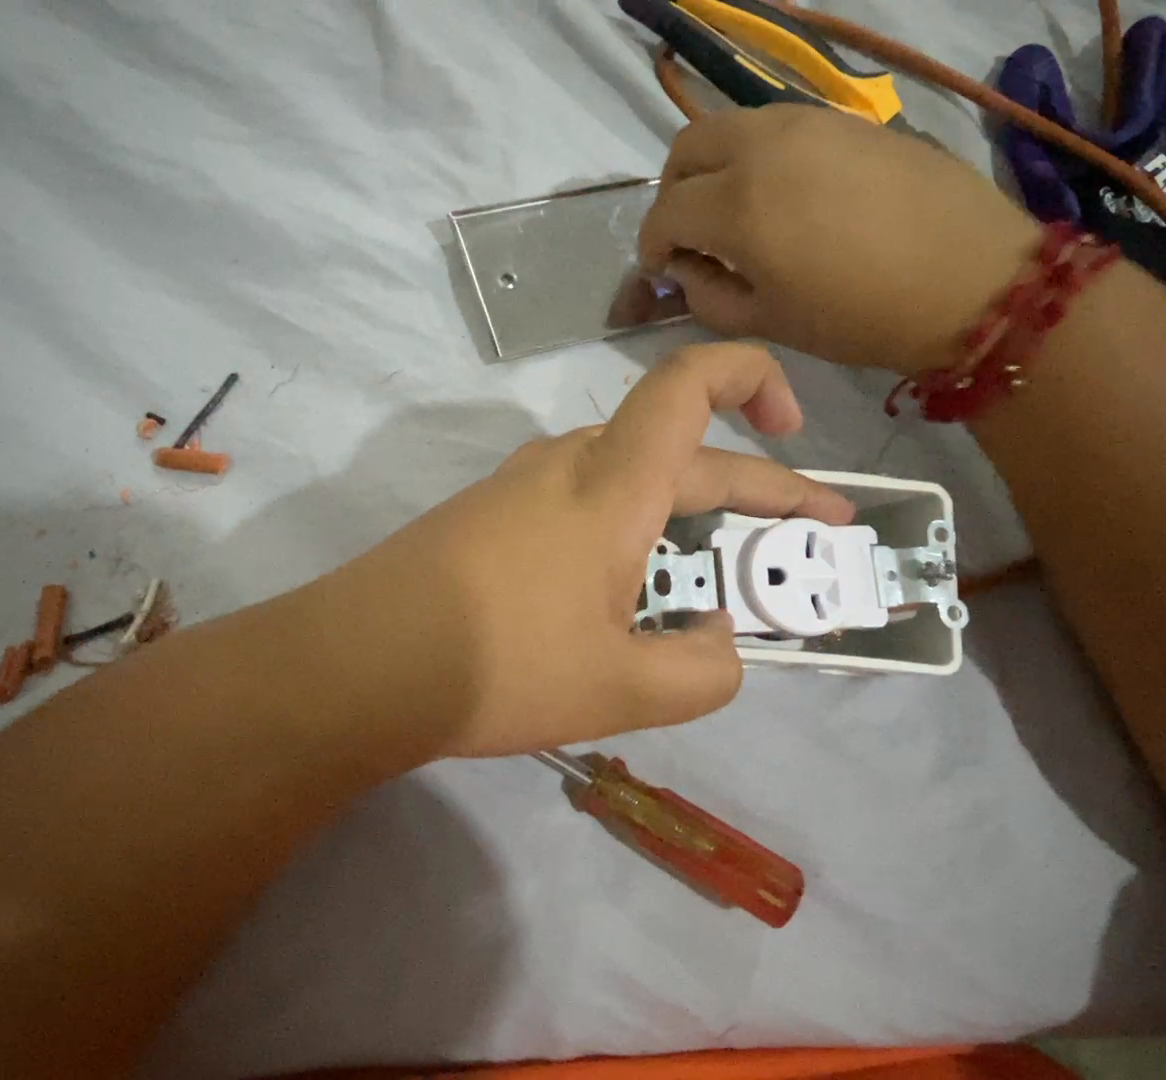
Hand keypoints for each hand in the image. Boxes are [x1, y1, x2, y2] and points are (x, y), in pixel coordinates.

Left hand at [310, 343, 853, 757]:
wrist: (358, 664)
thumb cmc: (500, 666)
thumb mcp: (622, 690)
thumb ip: (704, 670)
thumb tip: (718, 638)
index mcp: (613, 484)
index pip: (694, 382)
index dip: (758, 380)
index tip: (797, 435)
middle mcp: (568, 463)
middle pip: (678, 448)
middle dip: (755, 486)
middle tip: (807, 534)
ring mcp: (519, 486)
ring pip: (627, 477)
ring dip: (685, 511)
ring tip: (714, 574)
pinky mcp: (486, 516)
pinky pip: (580, 504)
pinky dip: (628, 531)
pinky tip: (622, 590)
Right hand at [638, 106, 1042, 375]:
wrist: (969, 281)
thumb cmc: (859, 317)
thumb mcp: (767, 323)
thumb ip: (708, 295)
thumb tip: (686, 269)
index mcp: (738, 204)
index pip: (665, 211)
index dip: (653, 245)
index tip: (662, 269)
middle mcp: (764, 146)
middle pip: (687, 147)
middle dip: (674, 191)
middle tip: (691, 233)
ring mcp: (810, 123)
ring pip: (733, 127)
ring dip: (716, 167)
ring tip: (738, 215)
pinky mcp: (848, 119)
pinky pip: (779, 127)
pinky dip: (759, 157)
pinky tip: (787, 199)